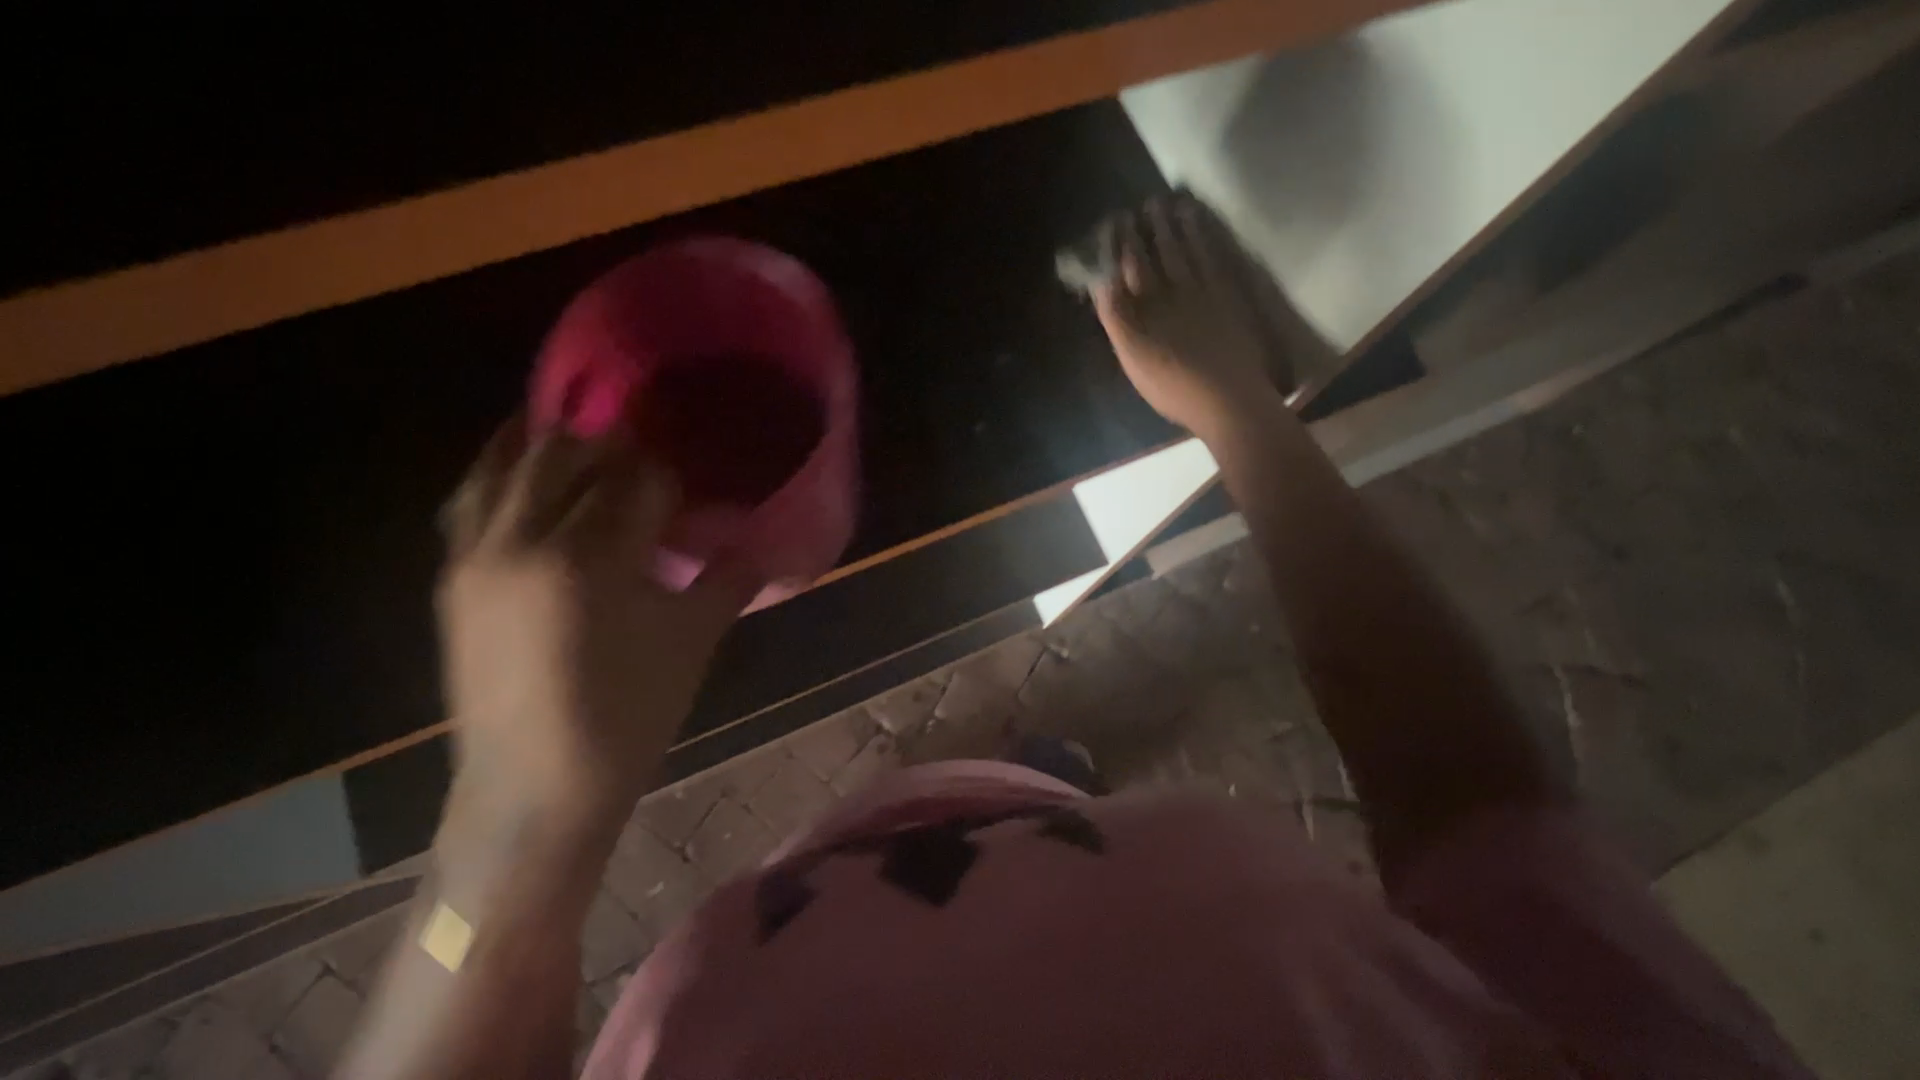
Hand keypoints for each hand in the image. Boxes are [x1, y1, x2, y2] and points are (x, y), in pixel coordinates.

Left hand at [436, 414, 760, 829]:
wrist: (535, 789)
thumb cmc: (627, 717)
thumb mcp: (691, 644)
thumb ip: (728, 581)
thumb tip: (763, 544)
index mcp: (591, 559)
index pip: (637, 481)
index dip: (670, 471)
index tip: (690, 473)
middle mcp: (524, 541)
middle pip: (565, 456)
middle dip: (609, 444)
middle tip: (643, 449)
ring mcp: (477, 557)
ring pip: (507, 467)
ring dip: (548, 445)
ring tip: (583, 439)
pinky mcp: (453, 579)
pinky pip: (470, 501)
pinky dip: (501, 475)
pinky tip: (527, 476)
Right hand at [1093, 194, 1293, 438]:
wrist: (1228, 398)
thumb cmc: (1174, 390)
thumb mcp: (1133, 361)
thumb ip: (1117, 320)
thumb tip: (1102, 283)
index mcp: (1139, 311)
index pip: (1121, 269)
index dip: (1114, 245)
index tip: (1109, 226)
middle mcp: (1166, 292)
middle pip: (1150, 254)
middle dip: (1140, 231)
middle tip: (1134, 209)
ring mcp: (1198, 289)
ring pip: (1180, 248)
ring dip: (1171, 225)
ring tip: (1165, 204)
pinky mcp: (1224, 291)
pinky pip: (1209, 253)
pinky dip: (1201, 234)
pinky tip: (1197, 222)